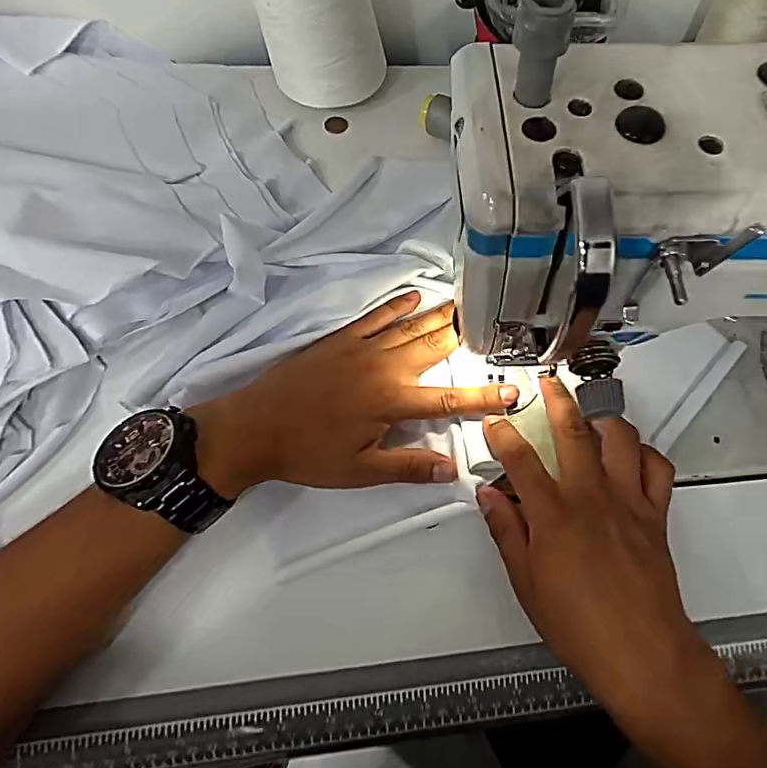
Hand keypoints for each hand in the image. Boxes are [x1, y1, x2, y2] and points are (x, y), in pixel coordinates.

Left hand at [190, 290, 516, 497]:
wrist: (254, 427)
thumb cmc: (307, 453)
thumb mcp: (358, 471)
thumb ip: (407, 468)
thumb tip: (451, 470)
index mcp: (391, 401)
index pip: (449, 398)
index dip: (484, 397)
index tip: (512, 392)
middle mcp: (383, 367)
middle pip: (435, 348)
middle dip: (468, 338)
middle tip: (494, 327)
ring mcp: (361, 348)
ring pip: (411, 327)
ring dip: (441, 316)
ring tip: (467, 307)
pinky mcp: (340, 339)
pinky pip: (376, 316)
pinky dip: (397, 305)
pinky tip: (414, 296)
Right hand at [476, 376, 717, 723]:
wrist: (642, 652)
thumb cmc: (586, 627)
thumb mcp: (527, 582)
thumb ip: (507, 532)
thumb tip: (490, 500)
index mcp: (555, 515)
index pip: (520, 459)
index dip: (503, 436)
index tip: (496, 426)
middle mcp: (592, 498)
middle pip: (572, 430)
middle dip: (557, 399)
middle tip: (549, 385)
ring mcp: (627, 501)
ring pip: (619, 437)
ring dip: (603, 417)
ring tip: (591, 412)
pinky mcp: (654, 513)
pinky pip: (656, 467)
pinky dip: (645, 452)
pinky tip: (633, 452)